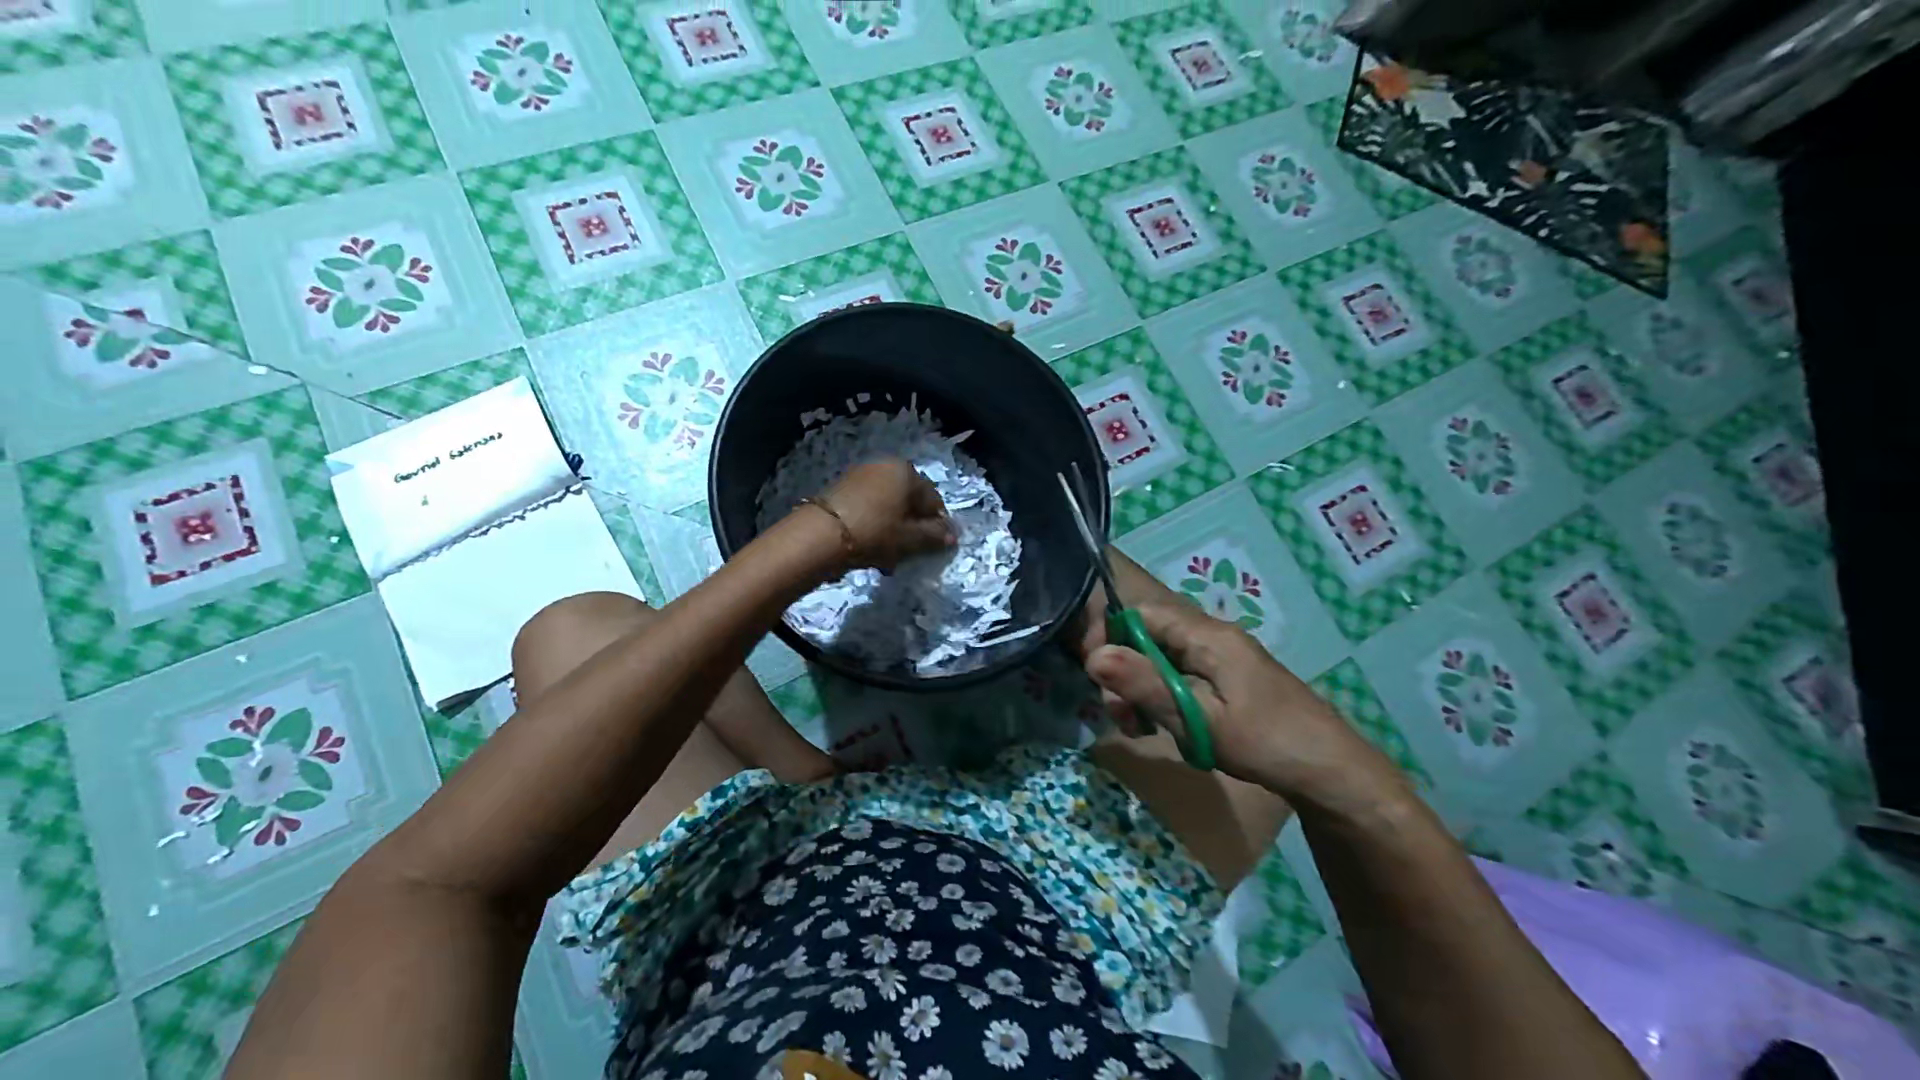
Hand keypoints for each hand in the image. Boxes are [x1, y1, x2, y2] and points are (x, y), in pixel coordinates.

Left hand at [816, 460, 954, 570]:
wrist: (820, 535)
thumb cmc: (874, 533)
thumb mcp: (909, 539)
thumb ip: (934, 536)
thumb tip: (952, 536)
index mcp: (907, 472)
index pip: (933, 500)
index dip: (937, 526)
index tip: (934, 548)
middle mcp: (885, 466)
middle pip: (909, 501)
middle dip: (912, 528)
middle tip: (909, 554)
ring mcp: (861, 474)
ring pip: (888, 506)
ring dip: (893, 530)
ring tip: (887, 557)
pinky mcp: (841, 487)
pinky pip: (869, 507)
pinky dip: (875, 525)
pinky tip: (870, 547)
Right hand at [1083, 601, 1398, 804]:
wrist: (1332, 773)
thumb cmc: (1265, 742)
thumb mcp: (1198, 718)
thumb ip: (1145, 684)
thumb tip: (1092, 655)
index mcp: (1207, 637)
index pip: (1141, 614)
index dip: (1111, 637)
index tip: (1098, 677)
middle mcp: (1213, 638)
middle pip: (1149, 639)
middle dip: (1125, 674)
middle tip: (1123, 719)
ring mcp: (1223, 659)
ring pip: (1163, 661)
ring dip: (1143, 691)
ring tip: (1143, 730)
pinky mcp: (1229, 680)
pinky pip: (1182, 677)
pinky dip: (1165, 699)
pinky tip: (1169, 729)